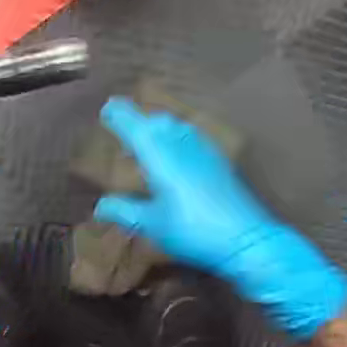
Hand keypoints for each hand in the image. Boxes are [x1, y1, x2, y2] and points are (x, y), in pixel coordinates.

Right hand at [94, 97, 346, 338]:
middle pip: (157, 120)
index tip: (106, 108)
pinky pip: (192, 138)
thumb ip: (124, 210)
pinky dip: (177, 139)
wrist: (245, 237)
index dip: (119, 114)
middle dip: (139, 120)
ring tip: (147, 146)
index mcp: (158, 153)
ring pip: (177, 127)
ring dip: (159, 129)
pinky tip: (176, 159)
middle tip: (124, 130)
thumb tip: (101, 205)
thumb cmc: (191, 230)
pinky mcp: (220, 160)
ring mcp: (204, 149)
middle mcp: (180, 143)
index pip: (134, 123)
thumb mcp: (152, 224)